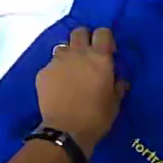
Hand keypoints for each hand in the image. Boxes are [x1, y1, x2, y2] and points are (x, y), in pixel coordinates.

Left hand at [36, 26, 126, 153]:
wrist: (66, 131)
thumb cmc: (96, 117)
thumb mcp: (115, 103)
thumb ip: (117, 86)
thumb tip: (119, 80)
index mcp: (99, 58)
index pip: (103, 32)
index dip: (105, 39)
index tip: (107, 51)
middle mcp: (77, 53)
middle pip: (79, 32)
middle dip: (84, 38)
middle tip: (87, 55)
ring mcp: (57, 61)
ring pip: (63, 47)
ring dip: (69, 54)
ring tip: (71, 71)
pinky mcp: (43, 72)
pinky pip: (51, 65)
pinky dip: (56, 71)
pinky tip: (58, 86)